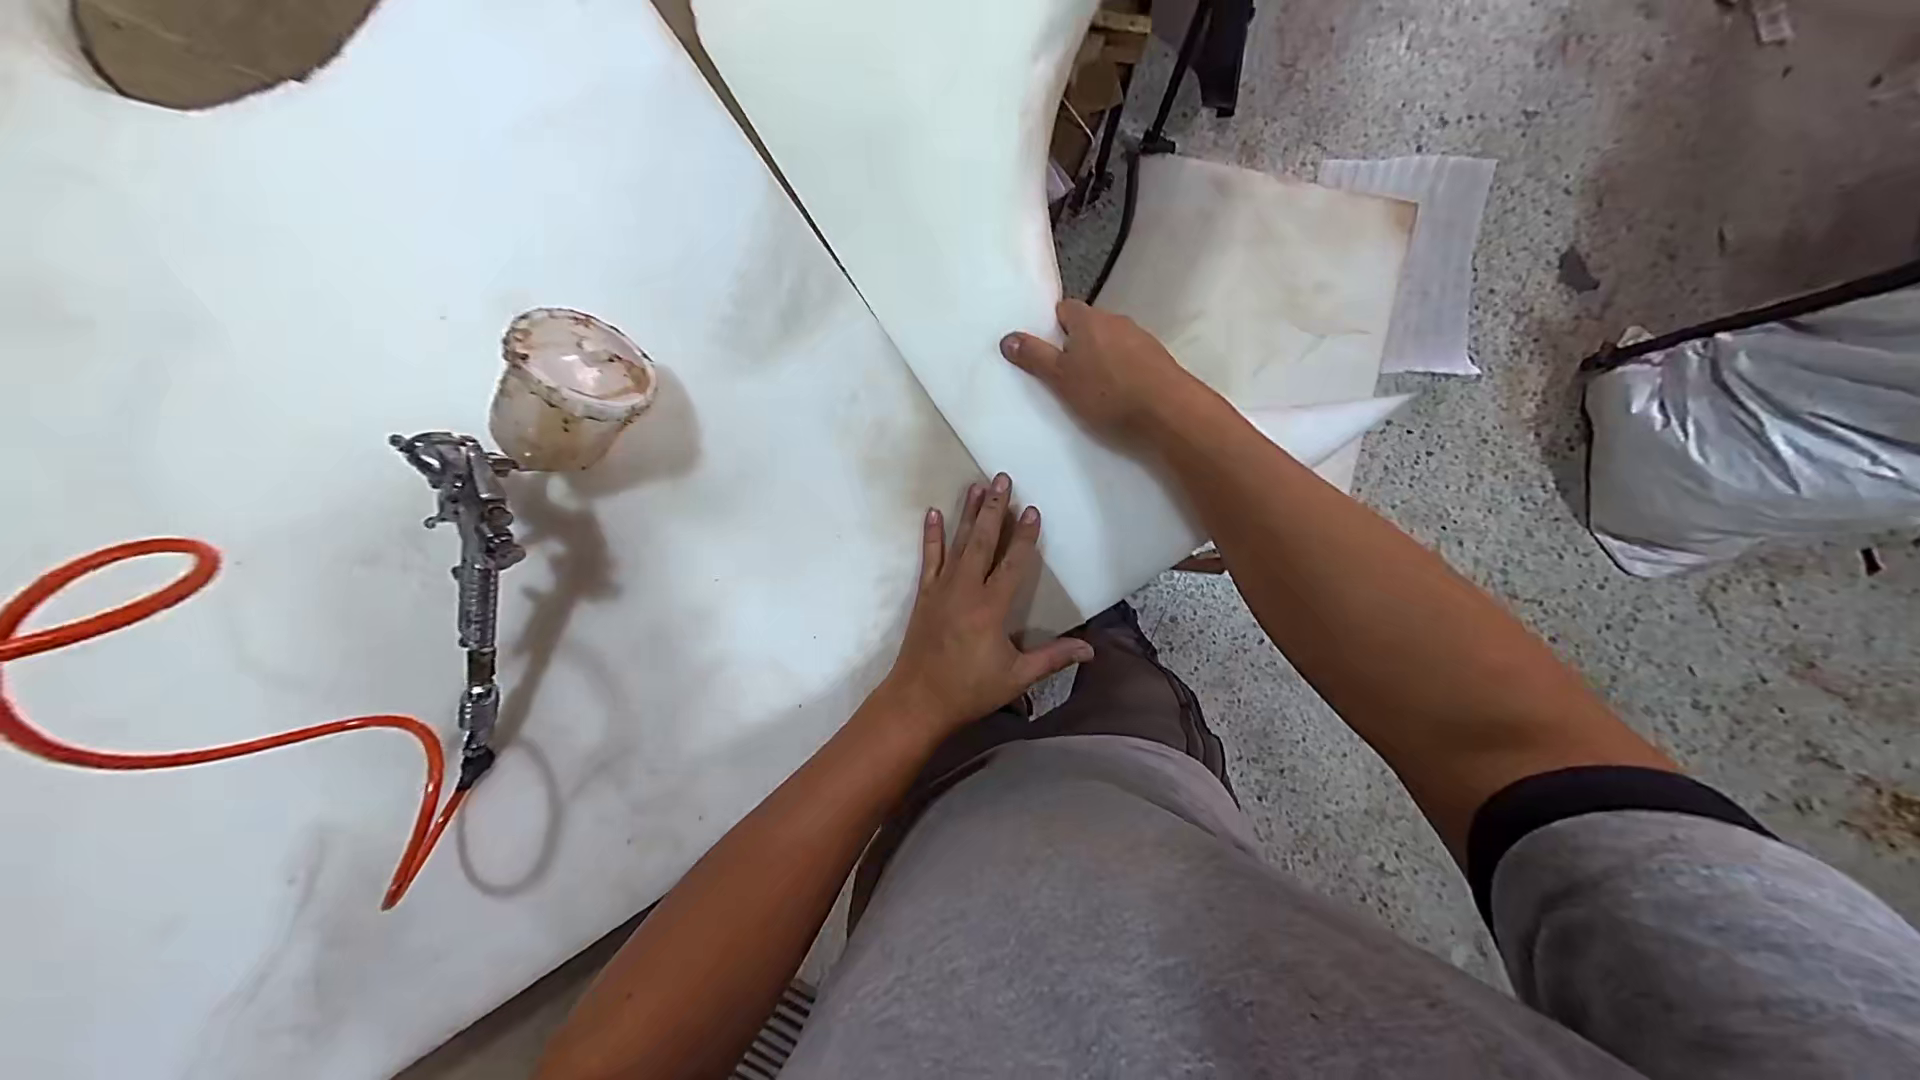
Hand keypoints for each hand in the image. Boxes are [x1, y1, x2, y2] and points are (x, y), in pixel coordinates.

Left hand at [877, 473, 1093, 734]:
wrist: (917, 700)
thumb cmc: (969, 690)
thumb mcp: (1016, 677)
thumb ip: (1052, 658)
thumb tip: (1090, 650)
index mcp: (990, 608)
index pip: (1013, 563)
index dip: (1025, 536)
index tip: (1033, 510)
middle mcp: (965, 589)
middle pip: (983, 541)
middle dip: (995, 508)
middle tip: (1002, 479)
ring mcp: (941, 589)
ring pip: (958, 543)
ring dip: (968, 513)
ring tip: (976, 486)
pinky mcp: (924, 594)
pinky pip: (929, 558)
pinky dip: (931, 535)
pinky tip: (933, 513)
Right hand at [999, 299, 1204, 438]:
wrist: (1166, 413)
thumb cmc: (1107, 393)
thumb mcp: (1060, 378)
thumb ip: (1034, 357)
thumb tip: (1008, 338)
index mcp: (1088, 319)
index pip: (1065, 308)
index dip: (1053, 326)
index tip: (1046, 349)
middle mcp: (1116, 321)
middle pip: (1089, 325)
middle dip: (1076, 344)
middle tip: (1063, 374)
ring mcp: (1141, 339)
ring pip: (1111, 342)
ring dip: (1100, 358)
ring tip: (1091, 389)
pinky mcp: (1158, 360)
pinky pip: (1130, 359)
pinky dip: (1121, 371)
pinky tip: (1117, 395)